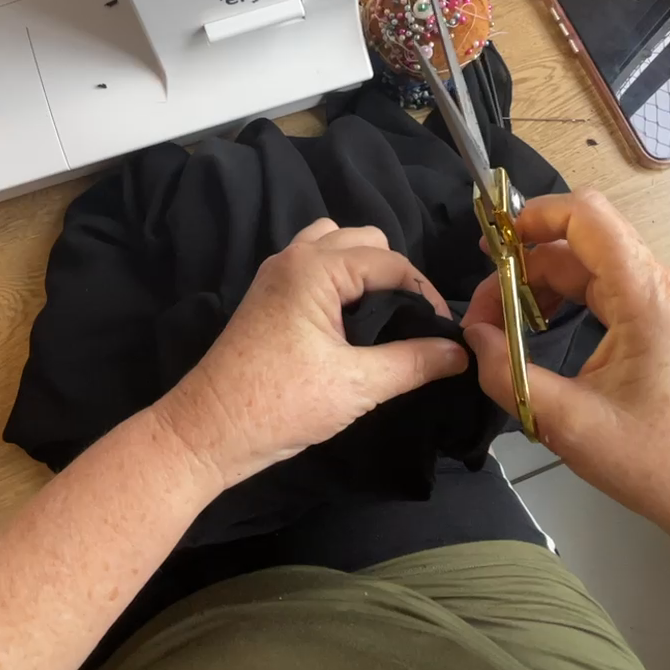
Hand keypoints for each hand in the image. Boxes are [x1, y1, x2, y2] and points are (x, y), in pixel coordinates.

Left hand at [153, 219, 468, 490]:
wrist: (210, 429)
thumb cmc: (280, 404)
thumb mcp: (357, 385)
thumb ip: (414, 362)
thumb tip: (460, 352)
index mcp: (315, 268)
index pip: (390, 261)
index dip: (424, 293)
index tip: (444, 332)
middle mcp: (294, 257)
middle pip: (362, 240)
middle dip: (395, 273)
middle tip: (413, 321)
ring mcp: (276, 273)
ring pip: (334, 246)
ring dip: (364, 270)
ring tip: (383, 314)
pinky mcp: (268, 295)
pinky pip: (313, 266)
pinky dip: (339, 278)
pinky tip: (351, 320)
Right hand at [461, 191, 669, 554]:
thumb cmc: (659, 464)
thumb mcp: (566, 423)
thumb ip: (505, 374)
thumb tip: (472, 336)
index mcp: (650, 297)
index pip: (587, 216)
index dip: (532, 216)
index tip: (491, 247)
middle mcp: (666, 284)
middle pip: (577, 245)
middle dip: (520, 271)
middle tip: (483, 315)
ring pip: (586, 266)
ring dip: (538, 288)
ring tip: (504, 327)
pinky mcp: (667, 317)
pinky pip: (604, 288)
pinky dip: (564, 300)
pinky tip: (539, 331)